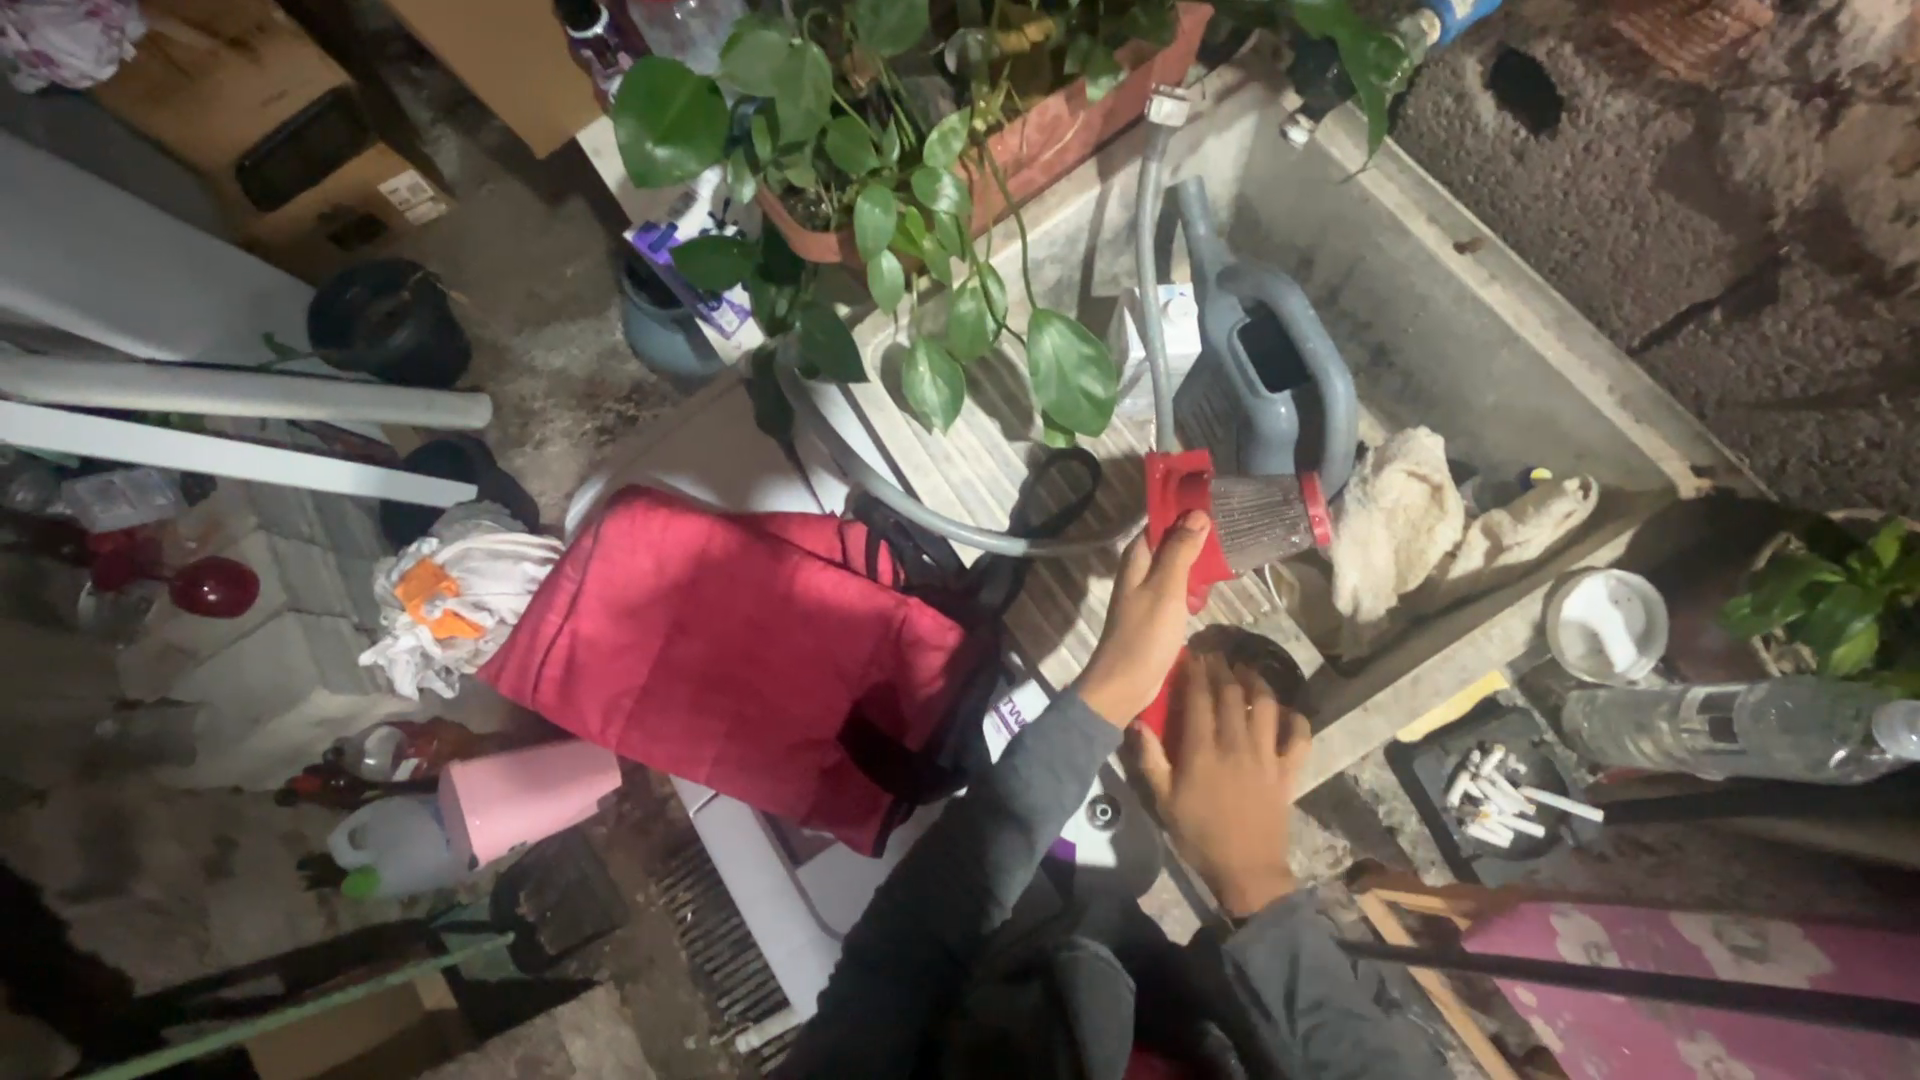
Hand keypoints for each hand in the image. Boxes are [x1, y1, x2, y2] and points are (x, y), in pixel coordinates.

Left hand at [1075, 511, 1211, 727]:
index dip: (1184, 512)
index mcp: (1135, 558)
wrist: (1125, 684)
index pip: (1160, 522)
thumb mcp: (1166, 589)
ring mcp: (1147, 592)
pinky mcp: (1157, 612)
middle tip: (1232, 530)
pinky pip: (1178, 588)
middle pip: (1170, 542)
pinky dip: (1194, 585)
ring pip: (1176, 566)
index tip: (1216, 503)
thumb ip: (1180, 551)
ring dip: (1198, 561)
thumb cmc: (1144, 634)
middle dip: (1196, 536)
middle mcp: (1138, 570)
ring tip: (1231, 552)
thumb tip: (1197, 514)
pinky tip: (1214, 586)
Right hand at [1132, 652, 1312, 917]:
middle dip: (1222, 669)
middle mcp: (1237, 744)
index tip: (1191, 655)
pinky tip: (1285, 710)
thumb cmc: (1199, 835)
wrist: (1246, 871)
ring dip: (1256, 682)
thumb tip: (1136, 722)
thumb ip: (1149, 759)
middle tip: (1214, 655)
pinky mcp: (1289, 771)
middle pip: (1232, 694)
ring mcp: (1267, 755)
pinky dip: (1295, 718)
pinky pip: (1299, 736)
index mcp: (1203, 750)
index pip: (1199, 698)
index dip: (1195, 672)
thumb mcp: (1163, 800)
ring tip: (1245, 669)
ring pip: (1265, 705)